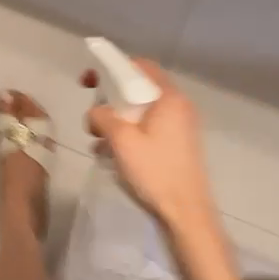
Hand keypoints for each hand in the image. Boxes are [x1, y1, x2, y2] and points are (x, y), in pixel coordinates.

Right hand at [85, 57, 218, 234]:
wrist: (186, 213)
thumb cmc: (155, 170)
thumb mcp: (120, 139)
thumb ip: (102, 116)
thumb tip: (96, 112)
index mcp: (169, 98)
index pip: (140, 66)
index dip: (113, 67)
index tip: (92, 82)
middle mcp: (179, 106)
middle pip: (139, 89)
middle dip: (111, 99)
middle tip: (94, 117)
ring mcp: (181, 127)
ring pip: (141, 111)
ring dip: (117, 121)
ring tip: (99, 141)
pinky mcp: (178, 144)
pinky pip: (148, 128)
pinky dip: (130, 134)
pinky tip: (113, 155)